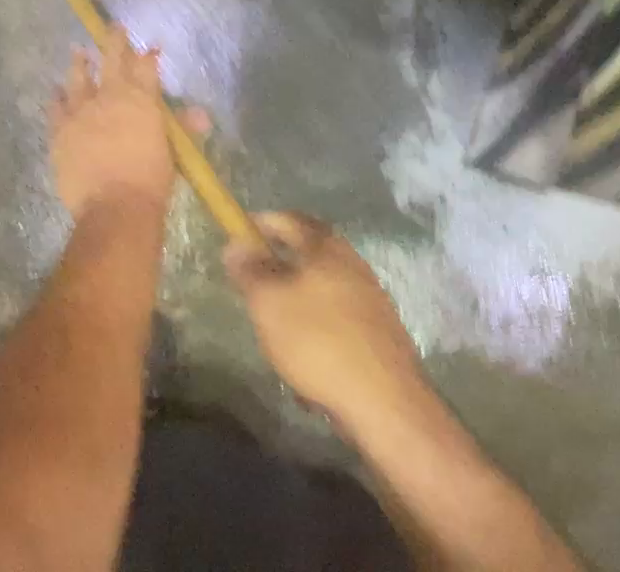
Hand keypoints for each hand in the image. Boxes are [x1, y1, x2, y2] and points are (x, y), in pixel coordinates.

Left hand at [48, 27, 175, 220]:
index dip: (149, 56)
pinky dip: (57, 97)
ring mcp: (81, 111)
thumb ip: (182, 128)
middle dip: (115, 42)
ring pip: (79, 77)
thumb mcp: (172, 152)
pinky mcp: (60, 130)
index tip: (150, 47)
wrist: (114, 205)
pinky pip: (56, 107)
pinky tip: (56, 92)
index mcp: (141, 99)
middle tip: (114, 27)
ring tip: (78, 51)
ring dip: (80, 63)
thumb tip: (202, 114)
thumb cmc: (151, 180)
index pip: (146, 68)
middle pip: (113, 61)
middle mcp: (110, 97)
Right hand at [224, 212, 424, 424]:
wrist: (384, 399)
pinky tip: (306, 356)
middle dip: (280, 262)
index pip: (290, 219)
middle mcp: (353, 263)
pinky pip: (337, 317)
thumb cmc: (318, 342)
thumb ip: (250, 270)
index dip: (263, 222)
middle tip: (254, 281)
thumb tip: (235, 243)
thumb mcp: (270, 304)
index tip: (240, 233)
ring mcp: (371, 296)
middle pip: (310, 251)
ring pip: (323, 286)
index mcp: (326, 248)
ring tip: (276, 324)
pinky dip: (317, 326)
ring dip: (298, 298)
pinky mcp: (378, 329)